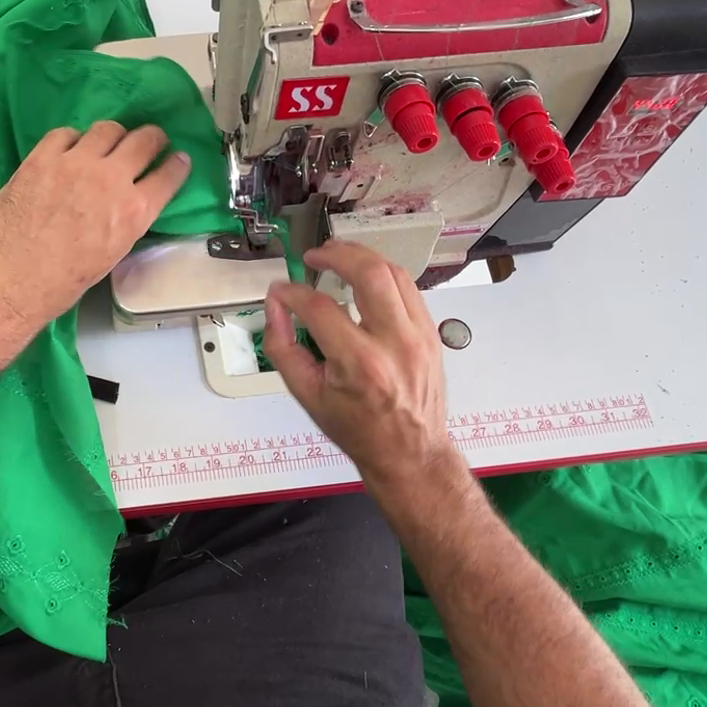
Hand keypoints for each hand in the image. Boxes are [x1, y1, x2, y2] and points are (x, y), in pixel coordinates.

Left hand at [0, 121, 190, 340]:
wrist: (11, 281)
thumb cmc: (62, 283)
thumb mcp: (112, 254)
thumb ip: (126, 221)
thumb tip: (128, 202)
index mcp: (134, 212)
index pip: (169, 175)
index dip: (177, 164)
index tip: (178, 159)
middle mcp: (110, 180)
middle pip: (144, 140)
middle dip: (153, 139)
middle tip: (151, 141)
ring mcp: (75, 163)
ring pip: (108, 129)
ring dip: (115, 136)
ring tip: (110, 143)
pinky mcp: (42, 157)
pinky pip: (66, 133)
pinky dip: (74, 140)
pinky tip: (70, 151)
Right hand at [262, 240, 468, 500]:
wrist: (409, 451)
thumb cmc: (356, 428)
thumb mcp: (306, 394)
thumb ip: (282, 347)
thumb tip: (275, 305)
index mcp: (359, 365)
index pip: (319, 308)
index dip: (292, 293)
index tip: (280, 291)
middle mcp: (394, 344)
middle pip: (369, 274)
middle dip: (337, 255)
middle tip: (314, 256)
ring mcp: (419, 335)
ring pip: (394, 272)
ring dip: (362, 257)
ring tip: (337, 256)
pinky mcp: (431, 332)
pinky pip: (408, 288)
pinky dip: (382, 275)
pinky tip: (364, 277)